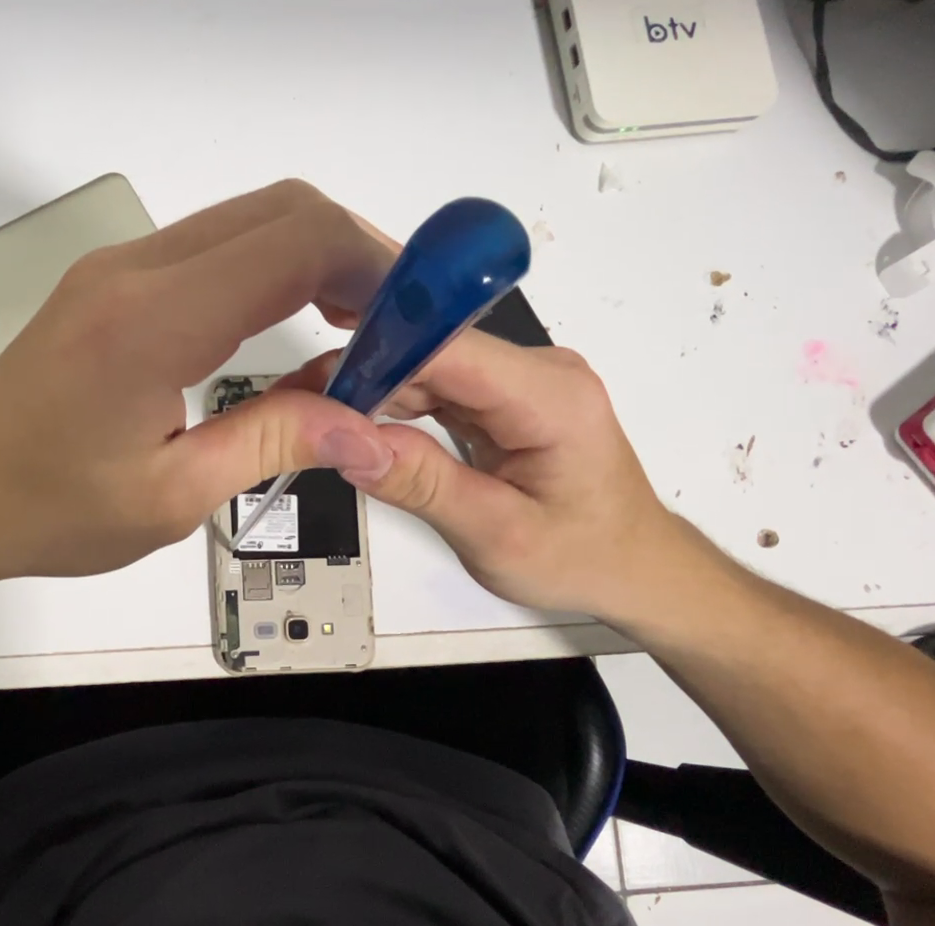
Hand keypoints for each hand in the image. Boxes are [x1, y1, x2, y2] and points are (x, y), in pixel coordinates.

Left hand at [0, 180, 399, 582]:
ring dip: (311, 256)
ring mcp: (115, 268)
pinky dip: (265, 267)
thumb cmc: (50, 512)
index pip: (295, 242)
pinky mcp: (107, 283)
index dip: (374, 266)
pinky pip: (207, 246)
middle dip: (354, 253)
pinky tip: (286, 320)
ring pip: (245, 219)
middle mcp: (133, 272)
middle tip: (393, 324)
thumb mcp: (171, 496)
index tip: (413, 319)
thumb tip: (358, 420)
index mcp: (152, 323)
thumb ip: (270, 441)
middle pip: (279, 210)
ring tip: (353, 325)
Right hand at [283, 330, 710, 621]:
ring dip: (374, 392)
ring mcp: (521, 383)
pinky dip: (396, 407)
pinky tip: (359, 426)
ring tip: (318, 419)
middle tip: (301, 412)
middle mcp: (538, 372)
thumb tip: (348, 443)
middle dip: (365, 376)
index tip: (313, 383)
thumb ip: (423, 484)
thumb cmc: (580, 558)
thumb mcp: (495, 534)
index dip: (377, 354)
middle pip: (433, 352)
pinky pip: (439, 389)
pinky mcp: (506, 399)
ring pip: (429, 368)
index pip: (448, 349)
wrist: (633, 567)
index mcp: (549, 397)